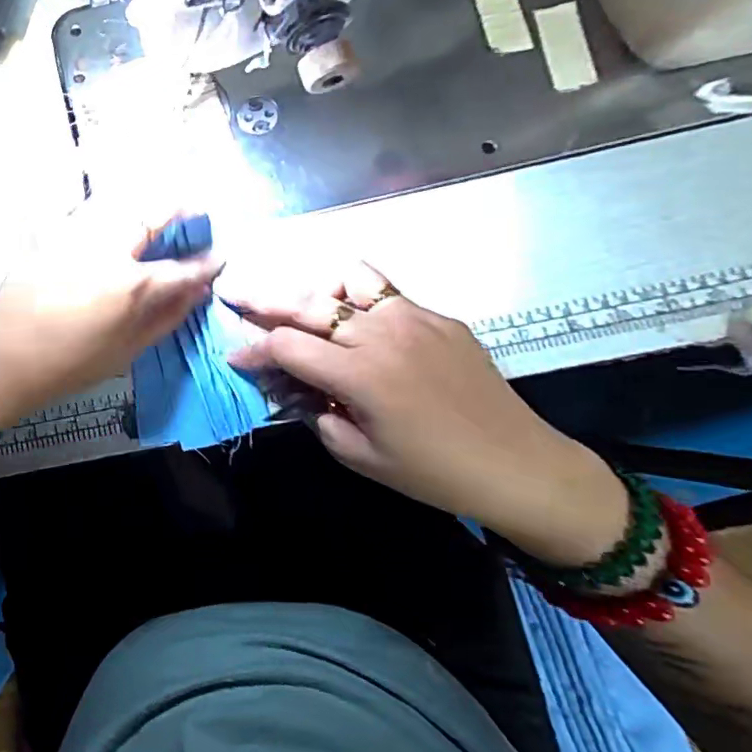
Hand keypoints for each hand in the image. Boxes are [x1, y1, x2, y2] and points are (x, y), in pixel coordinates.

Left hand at [0, 201, 221, 429]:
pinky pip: (87, 208)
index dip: (206, 262)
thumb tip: (197, 292)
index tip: (221, 256)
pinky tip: (118, 215)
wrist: (2, 361)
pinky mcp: (49, 234)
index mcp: (129, 284)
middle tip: (196, 210)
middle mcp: (106, 248)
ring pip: (118, 199)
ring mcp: (74, 235)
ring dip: (146, 198)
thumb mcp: (128, 349)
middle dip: (180, 207)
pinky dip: (110, 206)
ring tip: (161, 206)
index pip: (181, 267)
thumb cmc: (70, 365)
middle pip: (151, 212)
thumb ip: (167, 317)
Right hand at [224, 263, 627, 566]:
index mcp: (359, 373)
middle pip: (308, 302)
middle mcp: (381, 332)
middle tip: (235, 292)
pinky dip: (359, 297)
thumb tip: (299, 387)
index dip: (254, 350)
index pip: (287, 346)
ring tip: (303, 301)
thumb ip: (319, 414)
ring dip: (316, 287)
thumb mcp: (361, 455)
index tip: (236, 358)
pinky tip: (356, 318)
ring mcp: (414, 316)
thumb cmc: (432, 472)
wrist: (515, 462)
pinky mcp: (439, 316)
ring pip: (349, 279)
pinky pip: (388, 293)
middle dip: (264, 299)